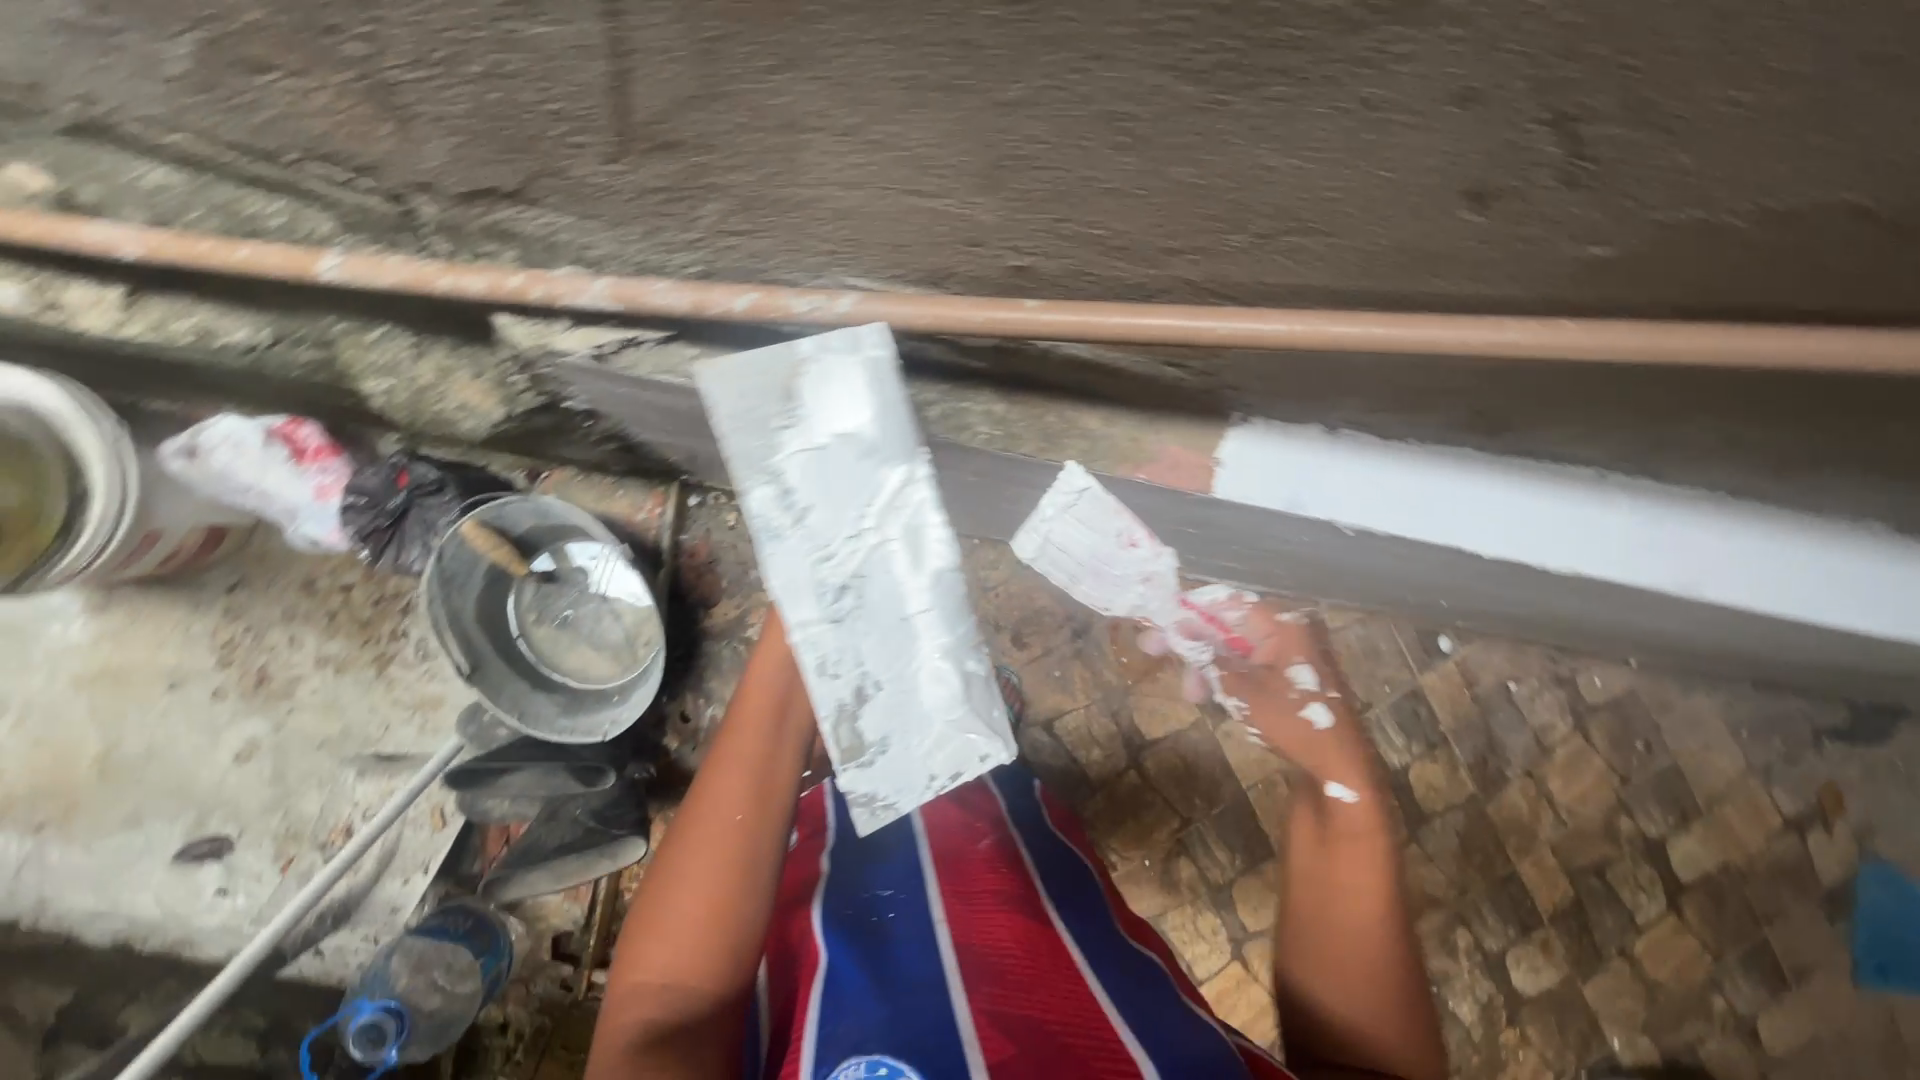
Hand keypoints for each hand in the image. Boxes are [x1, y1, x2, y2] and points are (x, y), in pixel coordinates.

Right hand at [1142, 595, 1386, 812]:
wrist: (1340, 766)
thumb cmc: (1294, 721)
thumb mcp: (1242, 689)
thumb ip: (1207, 655)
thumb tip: (1174, 628)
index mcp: (1281, 625)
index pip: (1226, 602)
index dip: (1188, 608)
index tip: (1157, 618)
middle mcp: (1287, 631)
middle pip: (1226, 624)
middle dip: (1191, 642)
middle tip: (1152, 650)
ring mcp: (1289, 654)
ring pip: (1234, 648)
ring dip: (1207, 666)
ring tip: (1190, 694)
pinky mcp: (1289, 676)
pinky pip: (1248, 665)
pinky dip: (1227, 677)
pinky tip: (1209, 696)